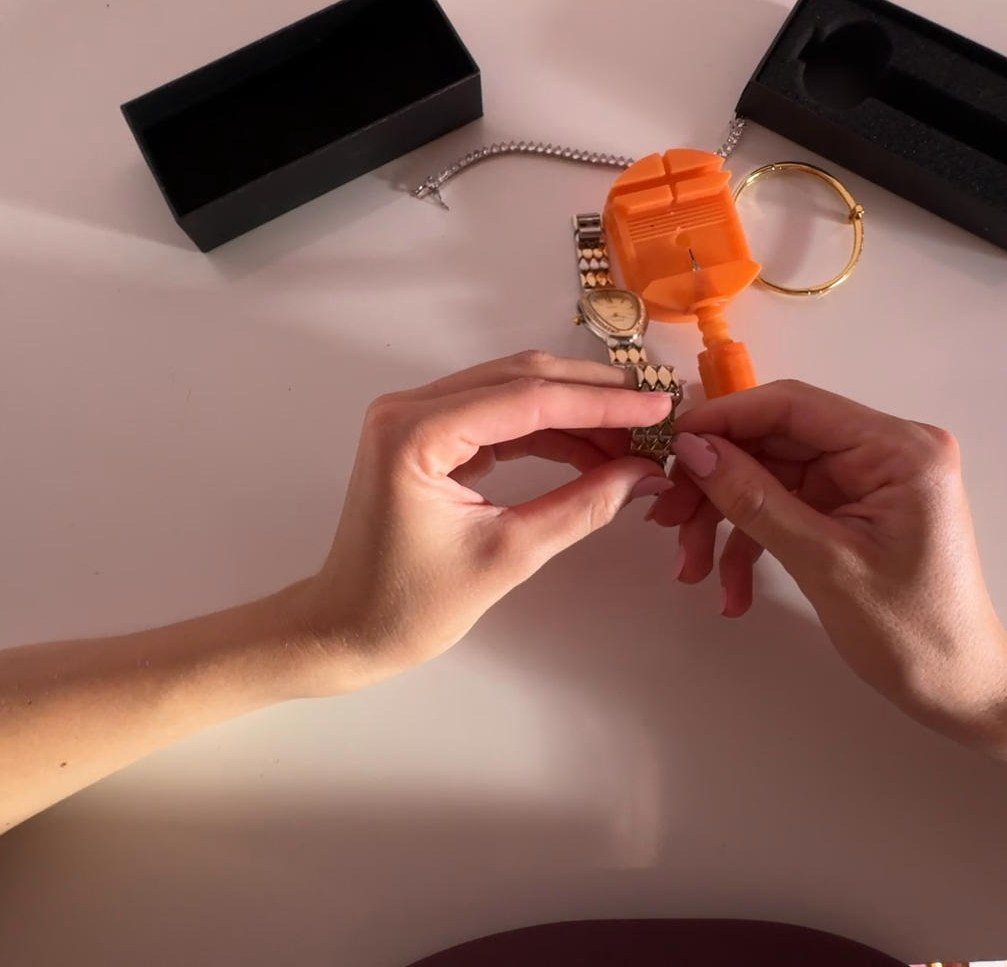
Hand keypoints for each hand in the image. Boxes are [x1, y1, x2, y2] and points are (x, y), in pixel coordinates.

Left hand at [299, 351, 673, 689]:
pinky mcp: (426, 434)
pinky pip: (497, 417)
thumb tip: (647, 474)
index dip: (600, 403)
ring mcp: (415, 416)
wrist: (347, 627)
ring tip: (631, 439)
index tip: (658, 407)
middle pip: (519, 379)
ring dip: (572, 412)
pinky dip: (545, 431)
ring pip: (511, 392)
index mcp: (415, 432)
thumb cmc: (410, 606)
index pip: (526, 400)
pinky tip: (590, 450)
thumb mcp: (508, 555)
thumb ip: (582, 506)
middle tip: (654, 412)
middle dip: (591, 395)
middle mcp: (409, 407)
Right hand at [647, 380, 1006, 740]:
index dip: (724, 420)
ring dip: (723, 521)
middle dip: (714, 484)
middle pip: (770, 443)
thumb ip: (754, 498)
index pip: (792, 406)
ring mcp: (861, 479)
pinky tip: (730, 589)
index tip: (670, 447)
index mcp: (896, 448)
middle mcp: (880, 450)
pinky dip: (748, 542)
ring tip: (691, 569)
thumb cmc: (910, 633)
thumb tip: (691, 448)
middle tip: (665, 519)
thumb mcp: (823, 563)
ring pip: (765, 477)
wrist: (959, 691)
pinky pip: (780, 507)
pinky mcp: (845, 506)